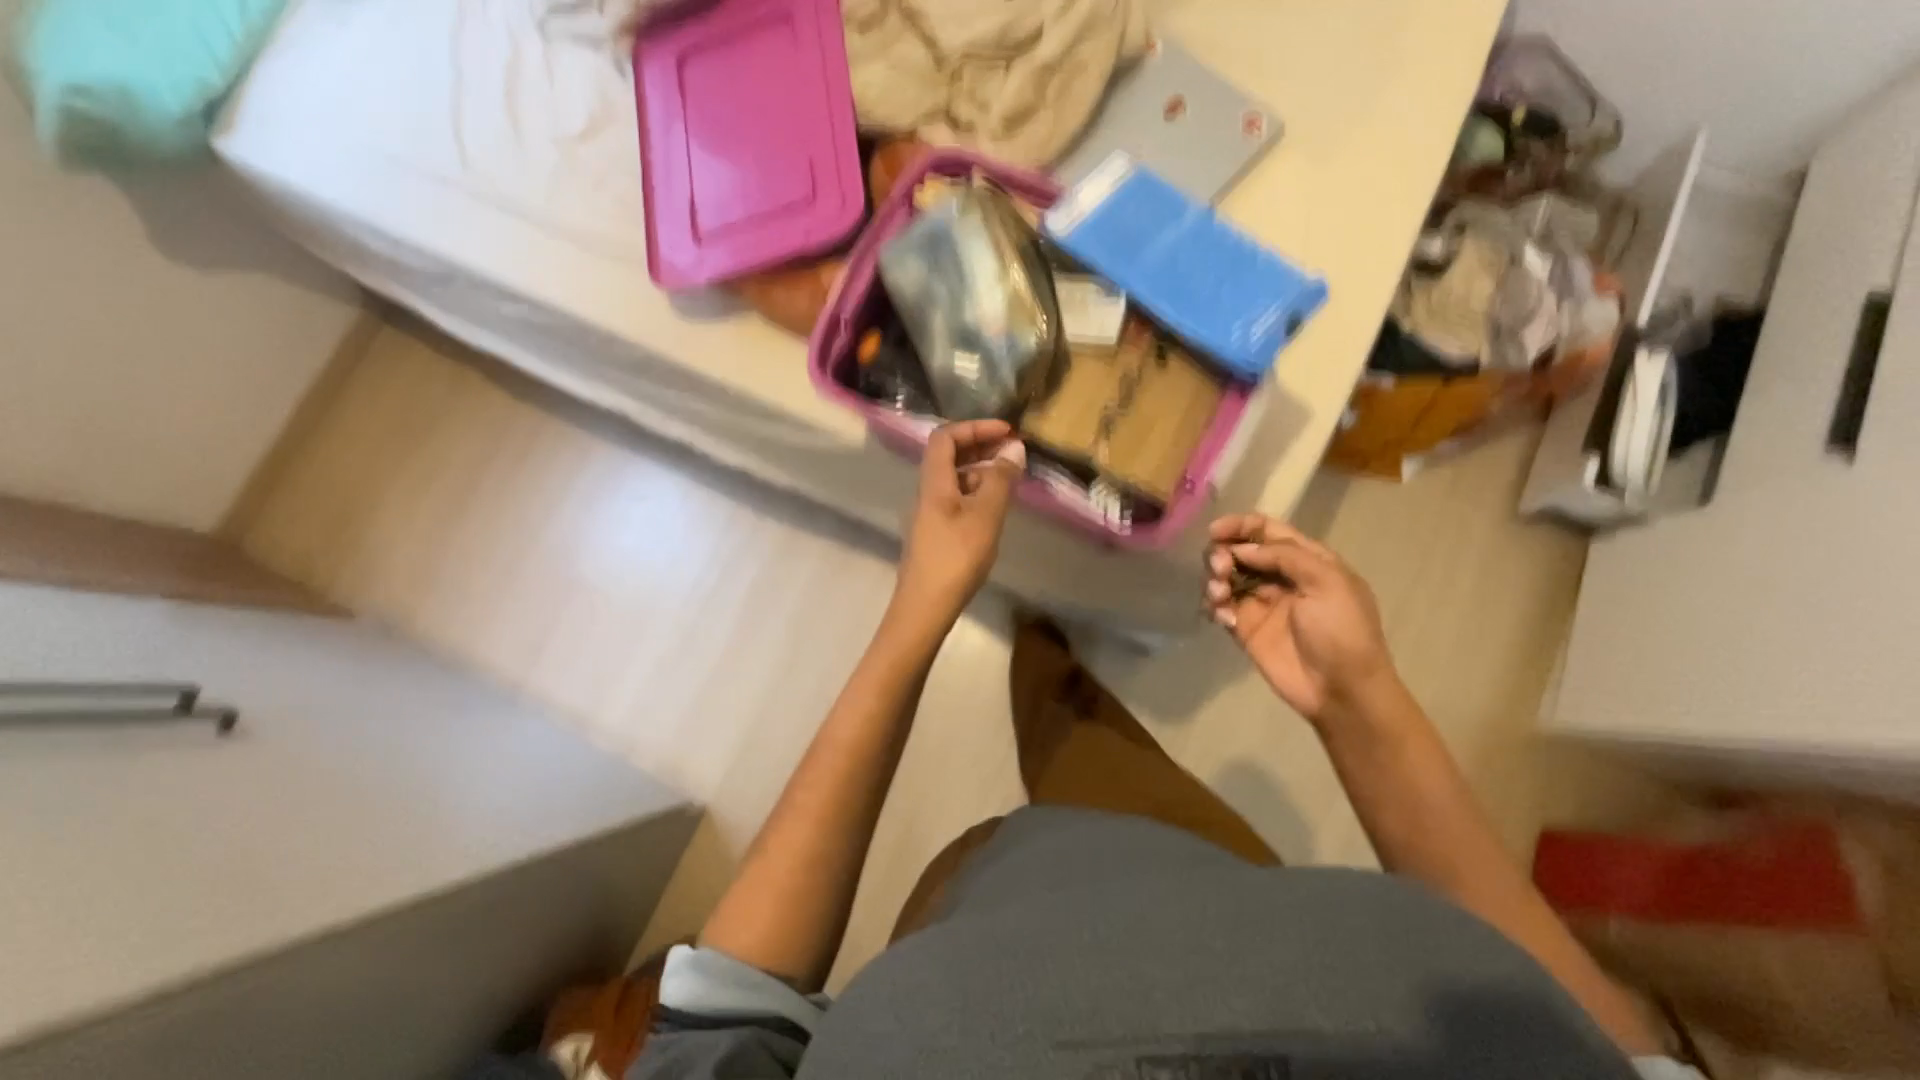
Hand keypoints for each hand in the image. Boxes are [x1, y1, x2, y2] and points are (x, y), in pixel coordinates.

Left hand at [895, 420, 1025, 619]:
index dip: (975, 427)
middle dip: (980, 446)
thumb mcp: (986, 515)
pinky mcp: (935, 534)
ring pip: (954, 480)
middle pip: (948, 456)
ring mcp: (929, 514)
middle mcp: (927, 492)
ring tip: (1011, 480)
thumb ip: (1001, 479)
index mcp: (934, 482)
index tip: (1007, 432)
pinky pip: (956, 500)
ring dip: (981, 472)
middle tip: (1013, 451)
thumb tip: (1014, 448)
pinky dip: (977, 494)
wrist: (925, 607)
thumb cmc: (956, 558)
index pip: (945, 437)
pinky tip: (996, 509)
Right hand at [1203, 514, 1397, 724]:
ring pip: (1226, 577)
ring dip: (1216, 578)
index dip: (1241, 525)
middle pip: (1241, 551)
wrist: (1342, 690)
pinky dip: (1216, 606)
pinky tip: (1223, 617)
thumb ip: (1285, 556)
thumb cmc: (1343, 631)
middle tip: (1220, 568)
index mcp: (1308, 561)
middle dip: (1224, 553)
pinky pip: (1221, 607)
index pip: (1269, 530)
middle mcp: (1282, 577)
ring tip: (1219, 594)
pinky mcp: (1246, 629)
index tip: (1216, 530)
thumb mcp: (1327, 582)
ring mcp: (1262, 604)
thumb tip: (1242, 549)